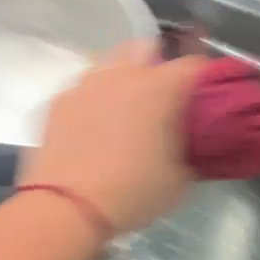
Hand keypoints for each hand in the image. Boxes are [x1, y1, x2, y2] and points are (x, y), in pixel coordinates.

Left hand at [19, 42, 205, 235]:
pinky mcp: (57, 104)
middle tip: (159, 99)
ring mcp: (85, 85)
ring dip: (121, 78)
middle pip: (146, 49)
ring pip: (109, 64)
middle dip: (156, 66)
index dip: (203, 81)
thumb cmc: (129, 194)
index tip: (203, 100)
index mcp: (160, 87)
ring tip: (123, 109)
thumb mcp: (178, 179)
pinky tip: (90, 123)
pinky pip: (81, 88)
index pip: (194, 65)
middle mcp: (122, 75)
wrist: (64, 209)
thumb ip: (191, 149)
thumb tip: (192, 142)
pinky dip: (91, 98)